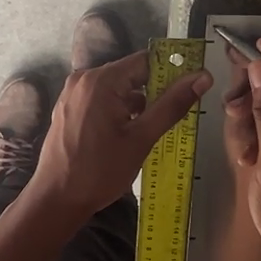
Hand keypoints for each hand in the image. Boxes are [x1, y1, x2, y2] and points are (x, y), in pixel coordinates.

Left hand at [29, 51, 212, 217]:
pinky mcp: (68, 108)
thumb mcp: (142, 138)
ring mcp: (72, 93)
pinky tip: (128, 134)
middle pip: (130, 74)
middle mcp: (83, 79)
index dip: (171, 73)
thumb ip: (172, 105)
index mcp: (101, 80)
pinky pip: (101, 100)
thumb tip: (203, 77)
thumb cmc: (100, 171)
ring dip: (137, 104)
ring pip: (116, 88)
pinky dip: (118, 111)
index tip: (190, 91)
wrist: (57, 198)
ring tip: (150, 131)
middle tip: (172, 117)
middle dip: (154, 91)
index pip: (145, 62)